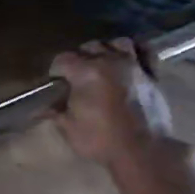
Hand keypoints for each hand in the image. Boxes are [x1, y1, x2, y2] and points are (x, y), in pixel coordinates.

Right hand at [49, 39, 174, 165]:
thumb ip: (56, 113)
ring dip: (108, 49)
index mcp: (85, 73)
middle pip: (90, 46)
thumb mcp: (70, 128)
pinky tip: (130, 58)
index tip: (55, 82)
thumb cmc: (100, 140)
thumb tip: (42, 108)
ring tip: (104, 62)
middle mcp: (109, 61)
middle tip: (77, 75)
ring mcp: (133, 65)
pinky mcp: (152, 74)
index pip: (63, 59)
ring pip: (118, 42)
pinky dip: (137, 50)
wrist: (141, 150)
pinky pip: (146, 51)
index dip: (56, 70)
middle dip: (80, 57)